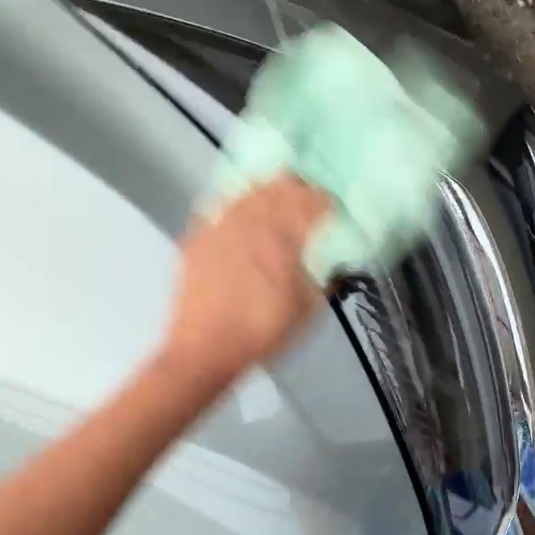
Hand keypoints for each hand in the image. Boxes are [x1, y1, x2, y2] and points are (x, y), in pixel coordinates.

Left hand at [160, 176, 330, 385]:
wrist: (204, 349)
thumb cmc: (263, 332)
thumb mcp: (309, 311)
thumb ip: (324, 279)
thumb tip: (334, 265)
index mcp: (285, 238)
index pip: (313, 201)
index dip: (328, 202)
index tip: (334, 210)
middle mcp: (253, 222)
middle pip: (281, 185)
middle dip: (300, 189)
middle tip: (310, 201)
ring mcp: (222, 225)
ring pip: (251, 191)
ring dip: (270, 193)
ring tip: (279, 204)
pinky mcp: (199, 236)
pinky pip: (222, 206)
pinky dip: (238, 206)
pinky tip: (243, 218)